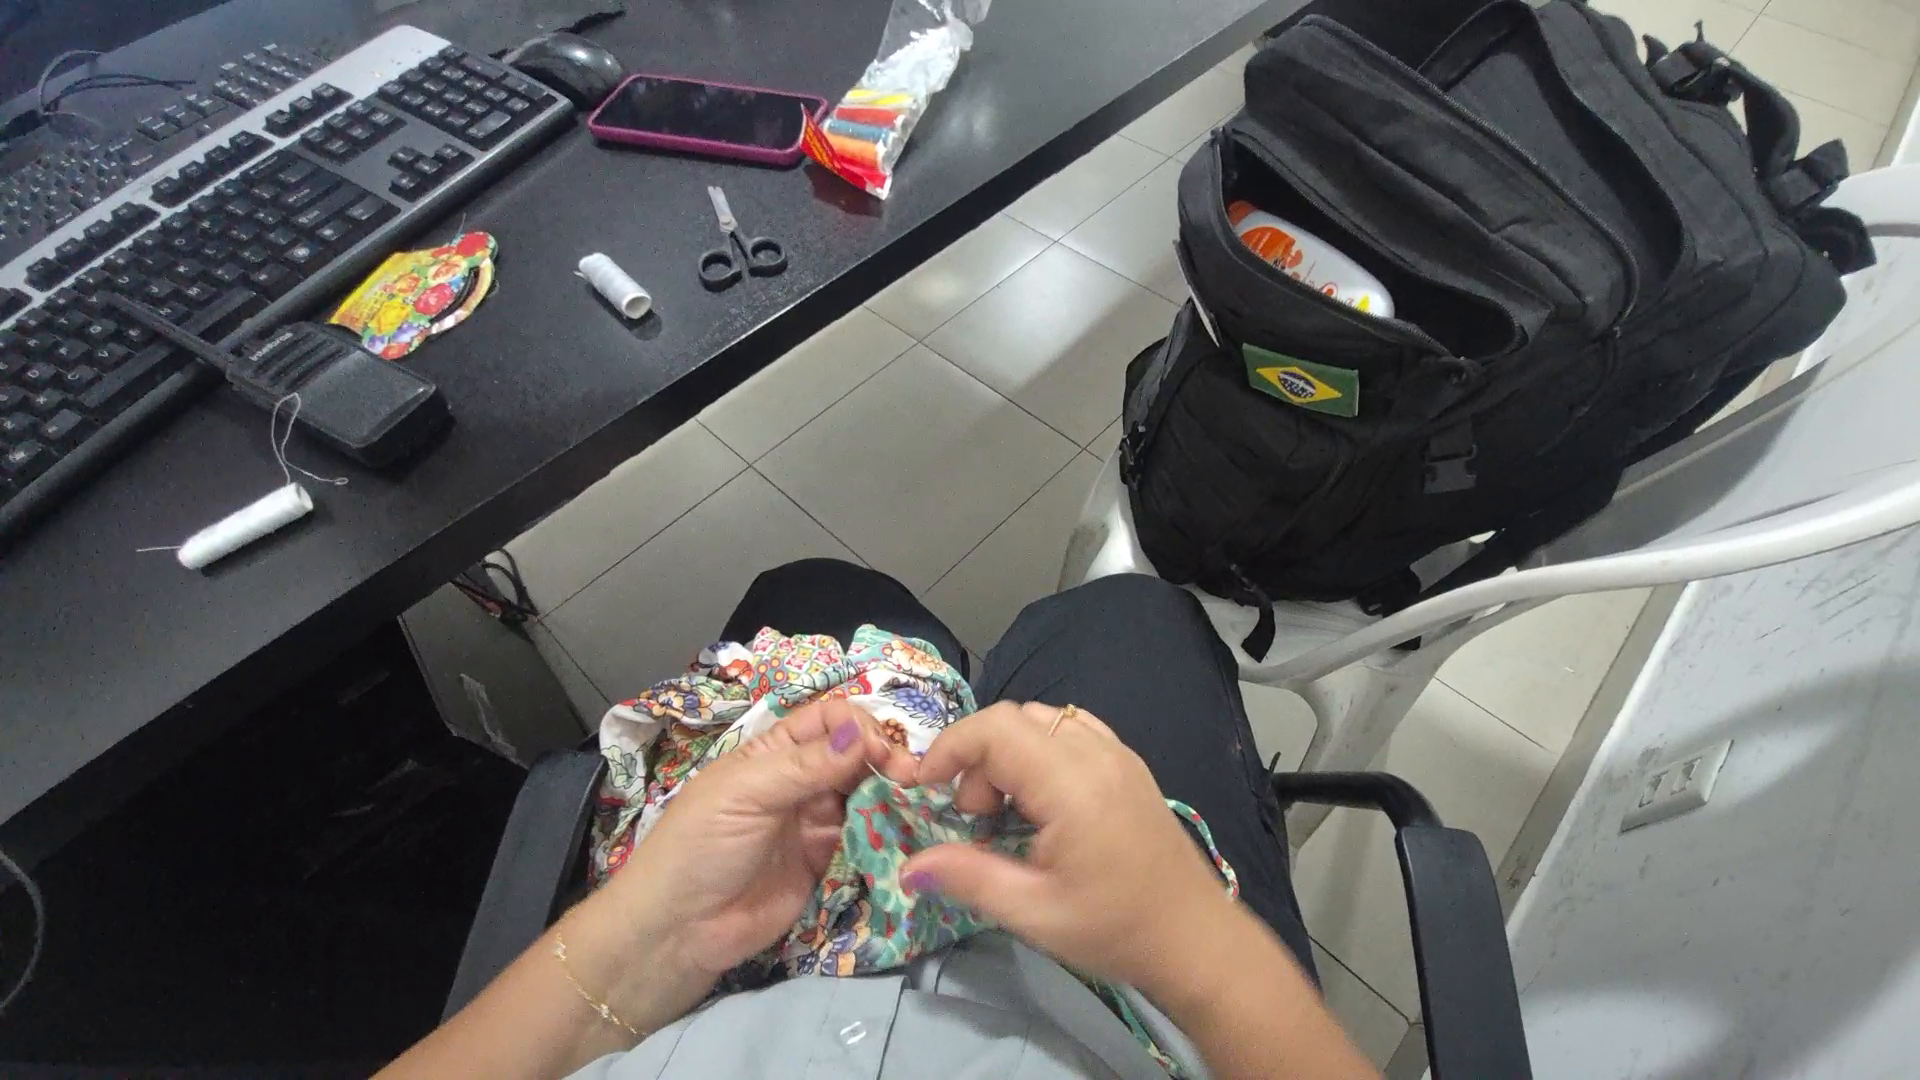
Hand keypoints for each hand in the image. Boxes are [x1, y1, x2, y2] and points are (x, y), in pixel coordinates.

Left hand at [607, 700, 918, 976]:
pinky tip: (907, 830)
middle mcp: (802, 780)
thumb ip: (805, 765)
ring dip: (892, 793)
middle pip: (856, 754)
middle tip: (913, 778)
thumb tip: (862, 734)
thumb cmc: (699, 846)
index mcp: (776, 751)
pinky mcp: (829, 862)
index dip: (858, 727)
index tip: (880, 750)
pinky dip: (887, 831)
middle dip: (885, 758)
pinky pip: (866, 838)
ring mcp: (817, 821)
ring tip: (917, 802)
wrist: (676, 933)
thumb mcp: (746, 794)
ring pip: (867, 794)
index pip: (829, 719)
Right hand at [900, 701, 1236, 993]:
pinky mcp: (1126, 760)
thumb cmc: (1116, 930)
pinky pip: (1069, 728)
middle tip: (976, 816)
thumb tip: (908, 866)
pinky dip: (1038, 748)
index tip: (926, 787)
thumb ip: (968, 878)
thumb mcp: (1034, 914)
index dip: (951, 747)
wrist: (1197, 939)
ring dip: (1007, 751)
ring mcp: (1116, 751)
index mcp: (1073, 784)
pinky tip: (1041, 796)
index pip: (996, 729)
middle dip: (977, 756)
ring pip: (1040, 718)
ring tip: (1007, 810)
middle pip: (1014, 718)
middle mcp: (1096, 752)